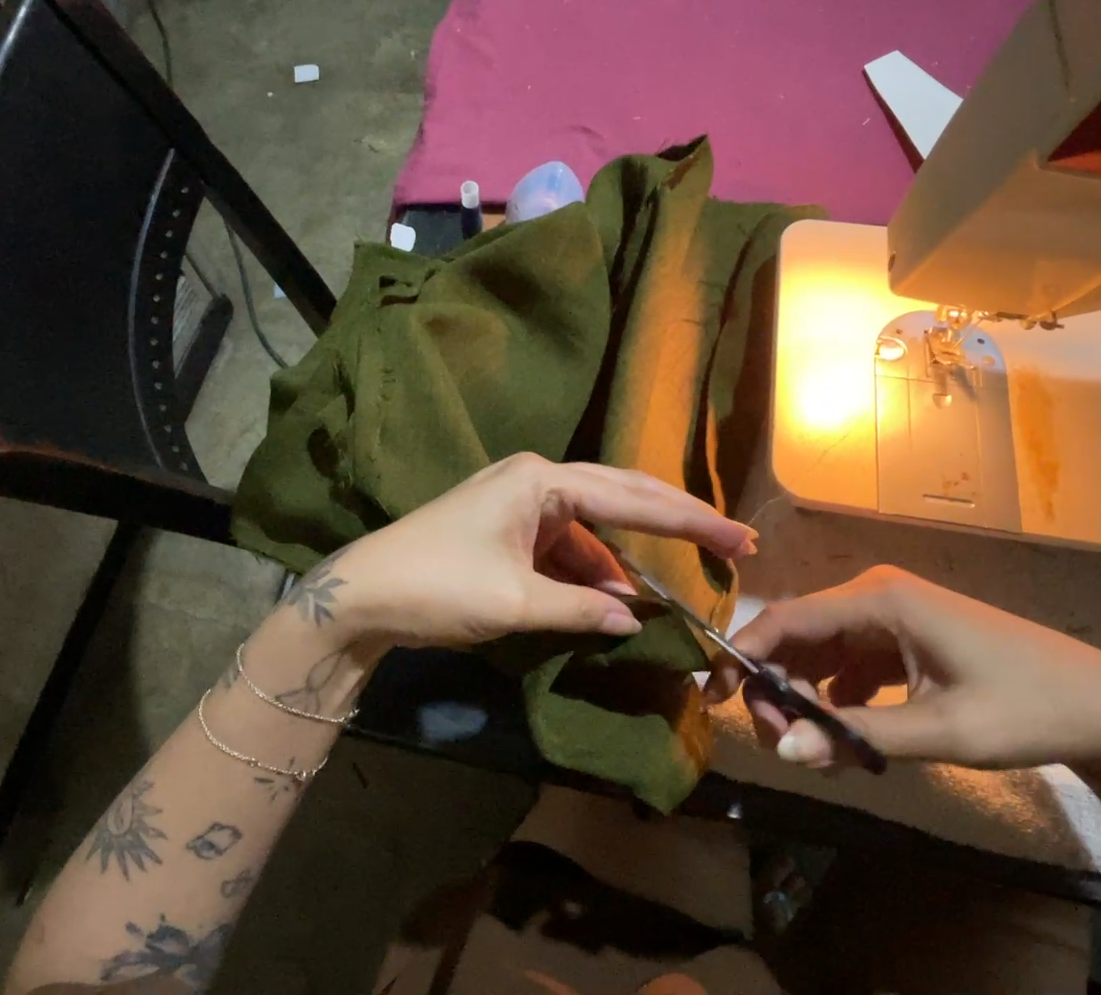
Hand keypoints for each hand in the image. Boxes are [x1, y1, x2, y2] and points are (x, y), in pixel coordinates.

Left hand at [284, 454, 755, 652]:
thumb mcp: (515, 601)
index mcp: (541, 481)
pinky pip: (565, 548)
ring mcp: (520, 505)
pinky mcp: (508, 531)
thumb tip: (635, 618)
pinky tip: (615, 600)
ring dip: (627, 561)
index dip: (688, 520)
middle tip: (732, 544)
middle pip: (620, 498)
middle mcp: (536, 481)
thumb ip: (581, 607)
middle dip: (674, 523)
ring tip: (677, 589)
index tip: (738, 538)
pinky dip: (591, 574)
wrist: (363, 594)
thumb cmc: (437, 586)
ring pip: (593, 529)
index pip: (630, 498)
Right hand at [704, 565, 1100, 772]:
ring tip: (820, 750)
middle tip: (787, 745)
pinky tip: (848, 739)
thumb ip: (857, 737)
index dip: (742, 657)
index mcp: (879, 599)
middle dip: (778, 688)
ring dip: (806, 698)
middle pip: (796, 637)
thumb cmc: (1028, 708)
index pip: (785, 620)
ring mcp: (887, 616)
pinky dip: (835, 700)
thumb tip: (783, 752)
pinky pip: (845, 665)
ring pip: (817, 654)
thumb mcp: (942, 730)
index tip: (712, 698)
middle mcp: (874, 596)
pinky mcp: (899, 639)